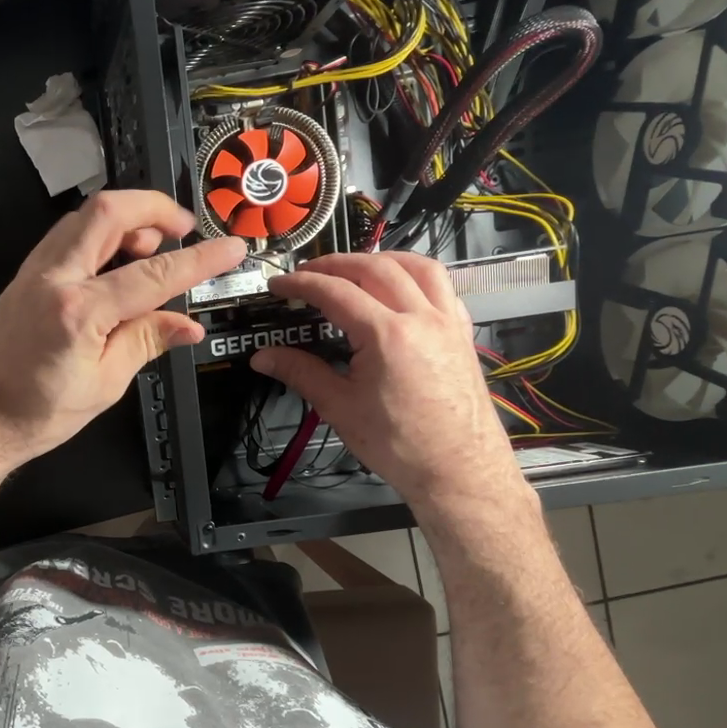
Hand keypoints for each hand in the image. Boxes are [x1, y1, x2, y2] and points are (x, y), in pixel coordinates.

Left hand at [0, 191, 245, 469]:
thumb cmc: (36, 415)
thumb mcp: (104, 385)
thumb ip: (145, 342)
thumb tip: (188, 326)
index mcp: (78, 312)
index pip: (152, 274)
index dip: (198, 260)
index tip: (230, 248)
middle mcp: (52, 280)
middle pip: (107, 212)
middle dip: (153, 207)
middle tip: (183, 228)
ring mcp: (32, 275)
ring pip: (82, 219)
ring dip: (123, 219)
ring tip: (152, 246)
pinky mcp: (23, 280)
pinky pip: (65, 238)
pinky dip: (97, 236)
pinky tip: (115, 261)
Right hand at [246, 252, 524, 505]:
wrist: (456, 468)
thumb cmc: (399, 443)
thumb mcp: (339, 407)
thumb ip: (301, 372)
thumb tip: (264, 357)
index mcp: (387, 335)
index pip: (336, 292)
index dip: (302, 284)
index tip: (279, 286)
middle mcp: (422, 317)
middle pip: (375, 268)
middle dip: (335, 264)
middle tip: (307, 273)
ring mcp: (448, 321)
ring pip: (417, 266)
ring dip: (379, 259)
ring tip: (353, 268)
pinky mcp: (462, 332)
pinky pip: (441, 286)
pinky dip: (414, 275)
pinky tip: (398, 289)